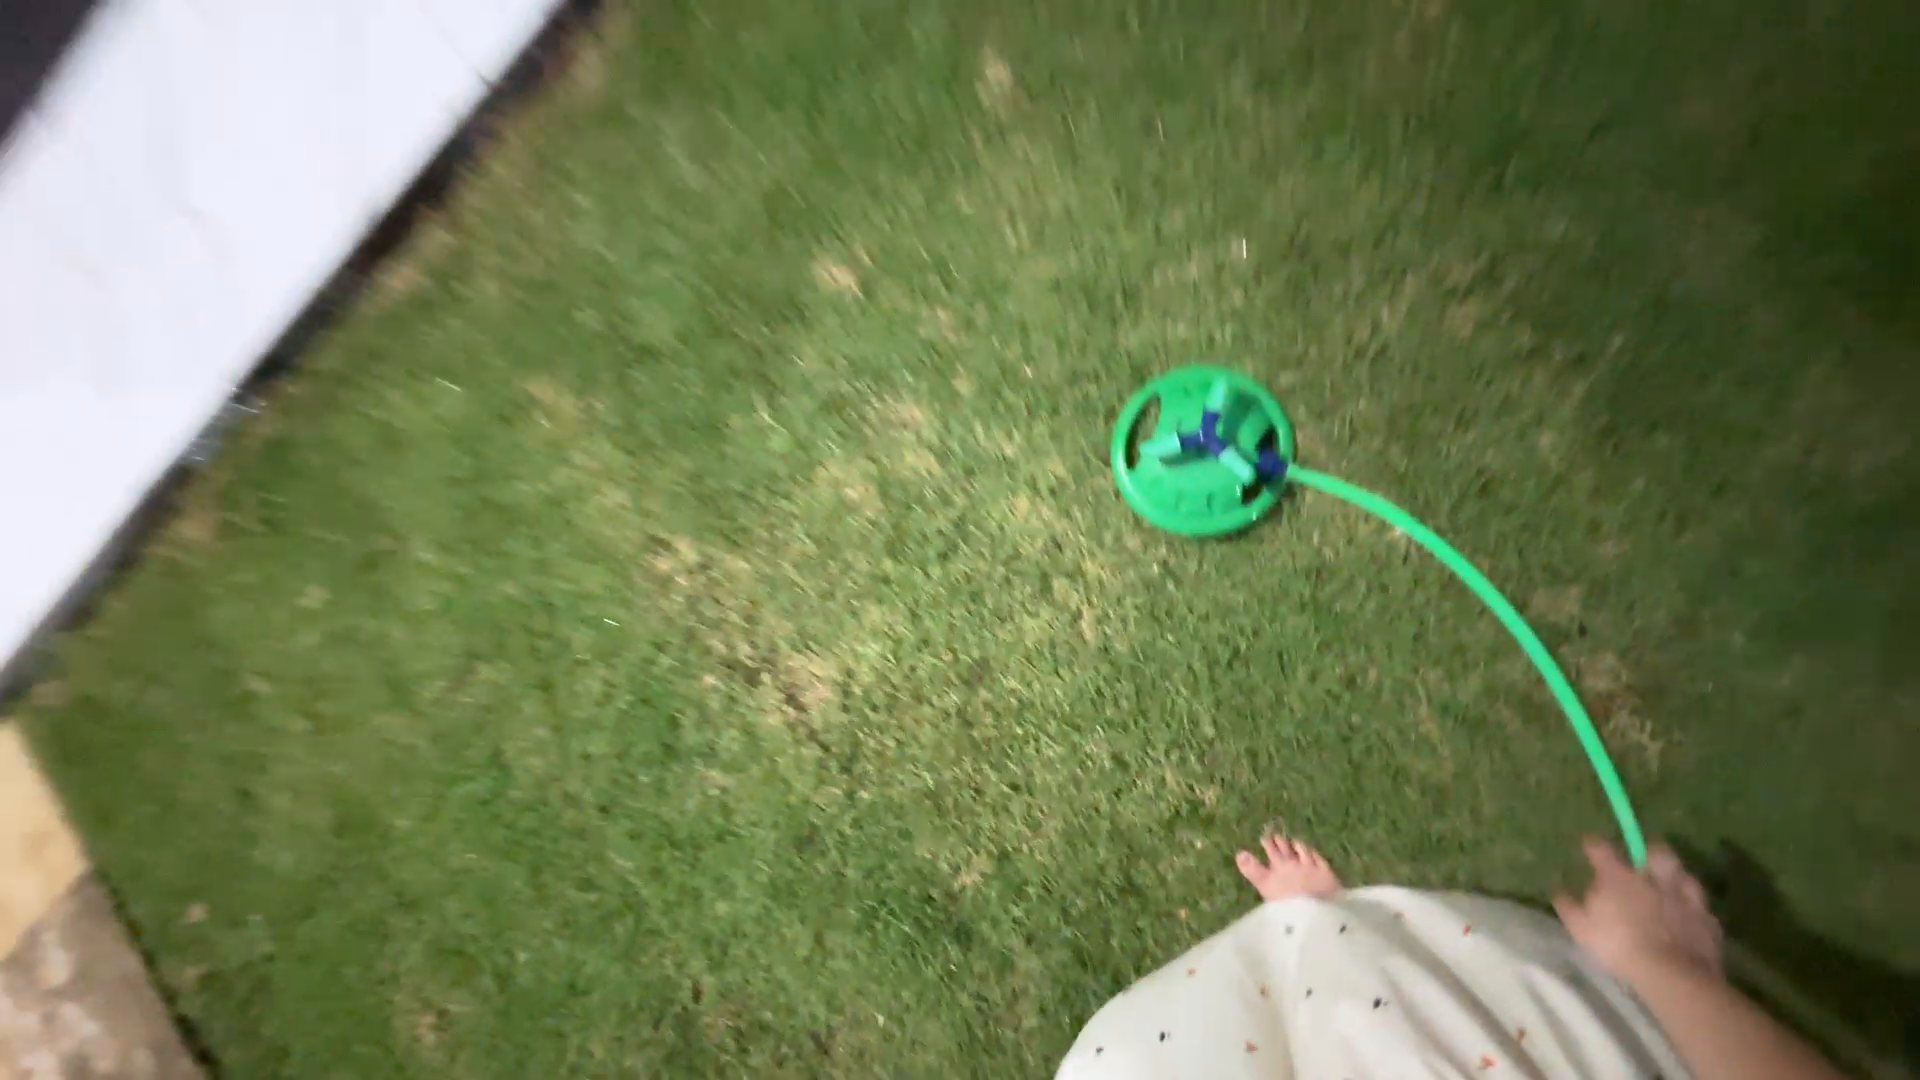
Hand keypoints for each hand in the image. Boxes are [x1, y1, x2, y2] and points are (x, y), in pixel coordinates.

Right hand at [1554, 836, 1724, 983]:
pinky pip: (1703, 909)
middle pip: (1657, 852)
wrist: (1672, 975)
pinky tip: (1689, 918)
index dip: (1593, 844)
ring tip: (1672, 887)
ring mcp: (1685, 900)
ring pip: (1686, 877)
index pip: (1601, 848)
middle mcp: (1652, 881)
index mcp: (1617, 877)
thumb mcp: (1580, 926)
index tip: (1589, 846)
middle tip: (1644, 862)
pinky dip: (1695, 910)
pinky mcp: (1709, 923)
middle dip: (1651, 852)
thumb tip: (1558, 888)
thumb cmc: (1618, 944)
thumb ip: (1568, 904)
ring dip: (1678, 879)